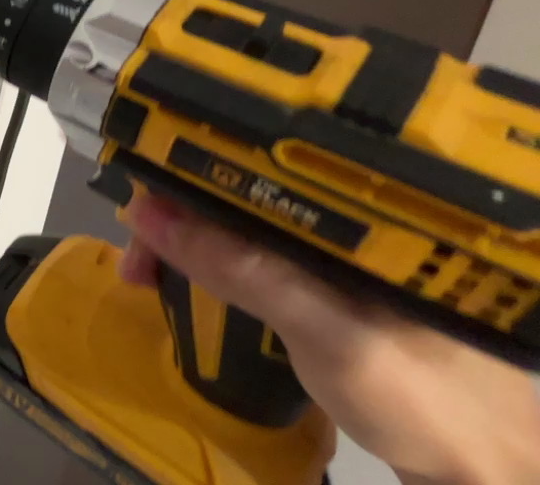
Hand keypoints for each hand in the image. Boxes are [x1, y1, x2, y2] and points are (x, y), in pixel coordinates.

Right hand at [119, 195, 539, 484]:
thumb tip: (145, 212)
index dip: (189, 171)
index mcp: (363, 217)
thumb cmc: (425, 402)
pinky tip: (179, 283)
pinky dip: (202, 264)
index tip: (140, 202)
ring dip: (179, 243)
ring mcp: (331, 257)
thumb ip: (243, 271)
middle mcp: (345, 225)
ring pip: (231, 225)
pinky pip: (242, 255)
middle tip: (135, 263)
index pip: (258, 165)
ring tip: (144, 277)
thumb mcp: (331, 335)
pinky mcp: (319, 285)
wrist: (483, 479)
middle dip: (173, 218)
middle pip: (234, 195)